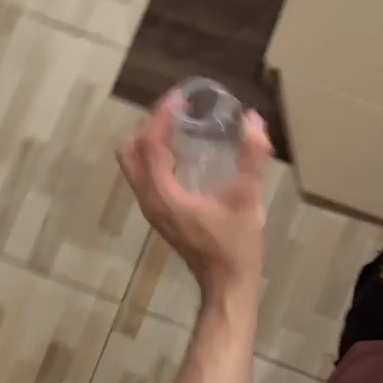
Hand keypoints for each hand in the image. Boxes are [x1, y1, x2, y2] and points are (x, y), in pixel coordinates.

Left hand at [117, 92, 270, 305]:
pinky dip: (155, 154)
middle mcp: (149, 200)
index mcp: (164, 195)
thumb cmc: (236, 244)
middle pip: (130, 151)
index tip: (181, 97)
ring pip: (134, 164)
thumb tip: (253, 119)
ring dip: (150, 138)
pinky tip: (184, 149)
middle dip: (150, 124)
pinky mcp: (160, 213)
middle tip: (179, 108)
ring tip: (180, 122)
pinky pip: (145, 174)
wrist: (227, 285)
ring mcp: (152, 208)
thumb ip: (252, 157)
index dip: (162, 116)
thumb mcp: (247, 197)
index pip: (149, 144)